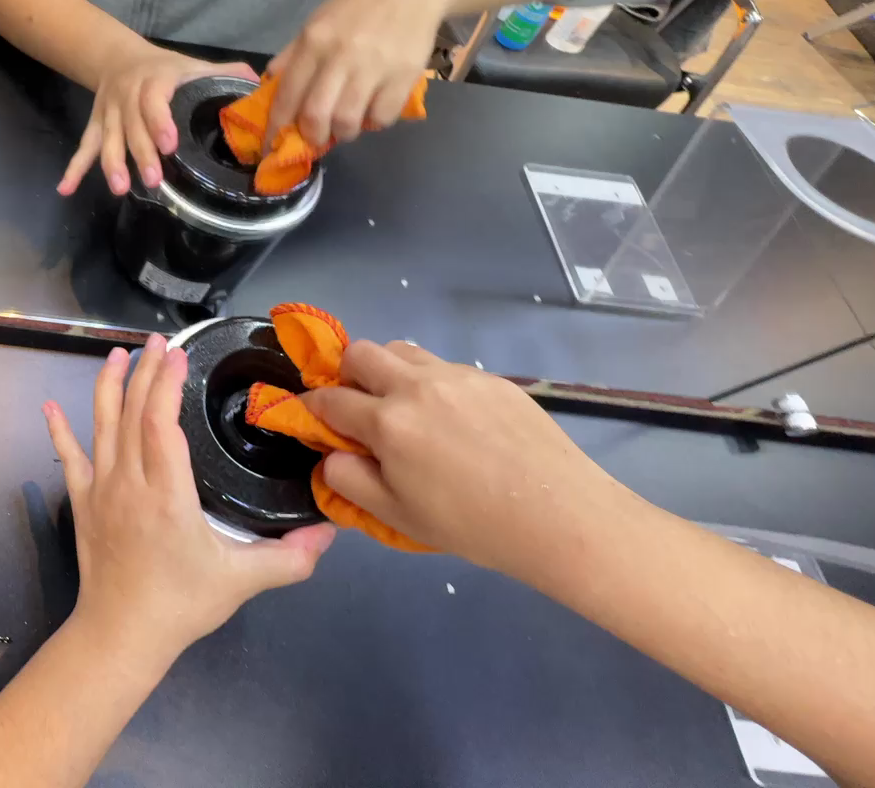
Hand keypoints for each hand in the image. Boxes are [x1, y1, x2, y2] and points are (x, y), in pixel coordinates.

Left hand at [44, 337, 335, 660]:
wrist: (121, 635)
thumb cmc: (180, 604)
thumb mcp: (240, 582)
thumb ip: (289, 558)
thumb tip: (330, 531)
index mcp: (167, 494)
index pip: (160, 424)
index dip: (166, 385)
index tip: (177, 355)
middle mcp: (129, 482)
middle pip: (132, 414)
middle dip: (145, 372)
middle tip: (158, 341)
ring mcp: (100, 489)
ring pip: (102, 426)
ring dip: (109, 386)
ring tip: (118, 355)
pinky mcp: (82, 501)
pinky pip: (69, 458)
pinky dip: (59, 430)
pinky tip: (50, 406)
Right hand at [59, 49, 257, 195]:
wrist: (117, 58)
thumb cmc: (163, 68)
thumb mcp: (191, 65)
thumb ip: (223, 74)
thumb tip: (259, 83)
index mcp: (153, 81)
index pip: (153, 100)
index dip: (158, 121)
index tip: (169, 144)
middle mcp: (126, 97)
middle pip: (130, 127)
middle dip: (140, 154)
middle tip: (154, 180)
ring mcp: (108, 114)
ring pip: (108, 140)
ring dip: (111, 165)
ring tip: (120, 188)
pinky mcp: (96, 127)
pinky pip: (84, 148)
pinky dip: (74, 168)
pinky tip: (65, 189)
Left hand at [265, 0, 451, 149]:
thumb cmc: (357, 9)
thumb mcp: (317, 23)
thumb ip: (292, 55)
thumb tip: (269, 85)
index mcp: (314, 42)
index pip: (287, 95)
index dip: (276, 127)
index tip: (271, 146)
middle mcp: (340, 55)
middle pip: (316, 115)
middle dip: (311, 136)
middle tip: (316, 137)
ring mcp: (374, 66)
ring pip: (347, 121)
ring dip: (343, 133)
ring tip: (346, 123)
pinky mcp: (404, 75)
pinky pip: (382, 116)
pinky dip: (375, 122)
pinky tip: (373, 109)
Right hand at [299, 341, 644, 583]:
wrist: (563, 520)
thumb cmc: (473, 526)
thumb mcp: (397, 515)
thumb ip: (348, 480)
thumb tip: (331, 453)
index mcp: (387, 422)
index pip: (329, 399)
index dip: (311, 407)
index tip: (311, 417)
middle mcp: (416, 387)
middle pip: (359, 353)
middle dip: (346, 374)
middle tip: (359, 406)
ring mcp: (456, 377)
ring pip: (401, 349)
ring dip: (387, 370)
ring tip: (405, 406)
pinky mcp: (491, 379)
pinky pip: (443, 366)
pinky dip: (430, 383)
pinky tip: (454, 420)